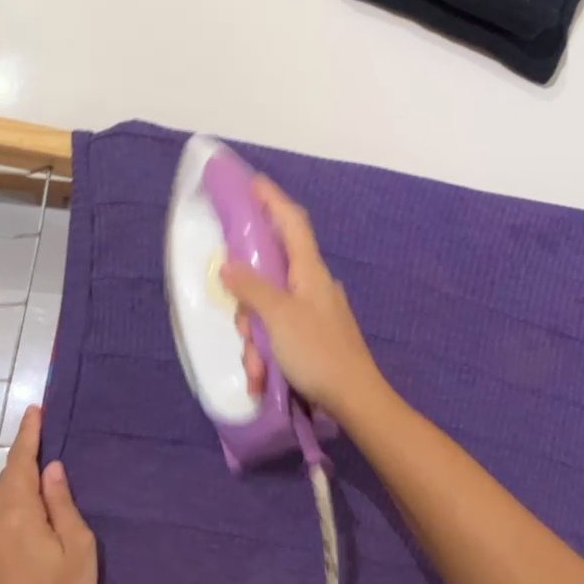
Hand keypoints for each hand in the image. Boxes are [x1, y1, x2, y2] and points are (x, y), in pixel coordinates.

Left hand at [0, 407, 96, 583]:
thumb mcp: (78, 548)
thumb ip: (62, 504)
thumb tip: (51, 469)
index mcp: (16, 517)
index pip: (20, 465)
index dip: (28, 436)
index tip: (34, 411)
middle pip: (6, 486)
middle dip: (25, 468)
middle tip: (48, 452)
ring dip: (18, 500)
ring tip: (44, 505)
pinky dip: (8, 524)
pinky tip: (27, 540)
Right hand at [220, 176, 388, 415]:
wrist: (355, 399)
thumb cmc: (318, 352)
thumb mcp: (278, 317)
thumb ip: (252, 288)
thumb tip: (228, 264)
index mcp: (310, 271)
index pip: (291, 222)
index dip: (272, 200)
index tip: (252, 183)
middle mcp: (313, 287)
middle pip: (268, 276)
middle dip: (248, 307)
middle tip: (245, 329)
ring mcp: (313, 314)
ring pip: (268, 314)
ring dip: (256, 343)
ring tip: (259, 370)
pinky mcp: (312, 340)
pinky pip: (278, 338)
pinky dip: (267, 357)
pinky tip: (265, 381)